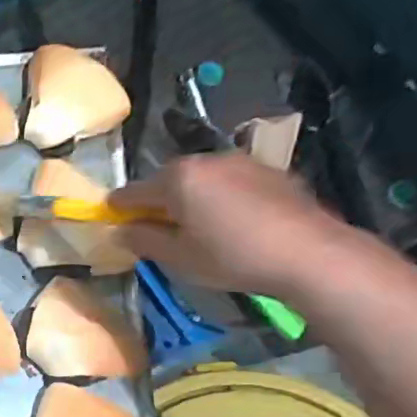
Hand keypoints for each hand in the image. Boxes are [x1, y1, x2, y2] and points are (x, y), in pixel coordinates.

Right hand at [110, 154, 376, 296]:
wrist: (306, 252)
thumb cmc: (231, 256)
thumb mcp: (178, 257)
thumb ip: (143, 240)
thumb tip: (120, 231)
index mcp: (177, 178)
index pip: (133, 191)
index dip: (117, 208)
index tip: (109, 219)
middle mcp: (206, 160)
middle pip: (168, 181)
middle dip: (156, 202)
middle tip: (153, 229)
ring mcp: (240, 161)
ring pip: (199, 179)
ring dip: (188, 199)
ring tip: (192, 226)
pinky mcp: (267, 170)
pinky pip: (227, 182)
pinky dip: (217, 198)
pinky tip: (226, 223)